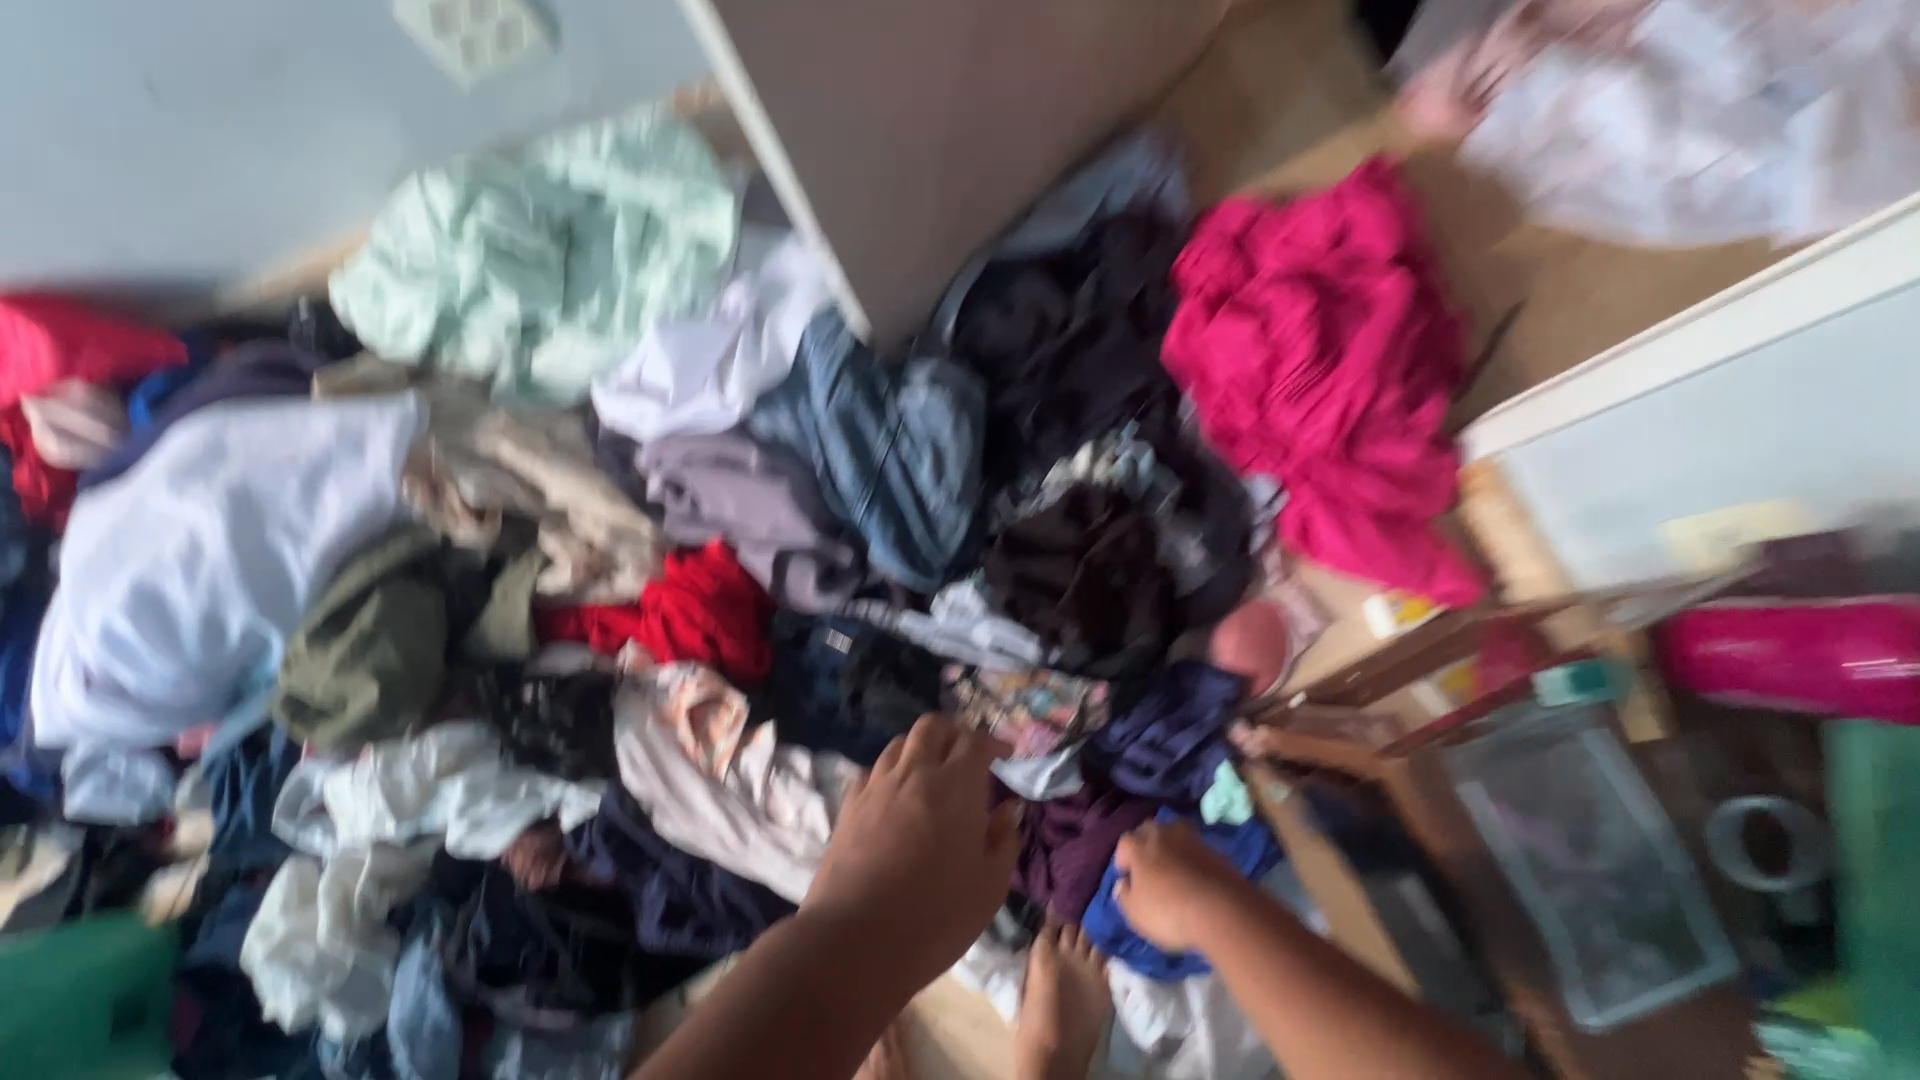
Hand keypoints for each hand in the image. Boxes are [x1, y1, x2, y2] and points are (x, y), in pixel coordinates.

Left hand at [803, 714, 1020, 988]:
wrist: (855, 940)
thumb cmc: (936, 916)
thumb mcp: (989, 886)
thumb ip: (1003, 839)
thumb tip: (1006, 809)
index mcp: (955, 785)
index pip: (974, 741)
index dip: (993, 742)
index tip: (1005, 754)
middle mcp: (914, 773)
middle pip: (932, 726)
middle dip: (954, 732)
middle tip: (967, 754)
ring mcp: (876, 786)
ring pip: (899, 744)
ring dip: (921, 749)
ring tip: (932, 774)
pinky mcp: (848, 806)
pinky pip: (873, 771)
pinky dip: (891, 773)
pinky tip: (896, 797)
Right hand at [1112, 820, 1256, 952]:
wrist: (1222, 910)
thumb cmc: (1169, 912)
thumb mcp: (1136, 913)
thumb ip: (1124, 896)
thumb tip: (1122, 883)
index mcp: (1139, 847)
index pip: (1125, 842)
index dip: (1123, 857)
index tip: (1126, 874)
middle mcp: (1163, 836)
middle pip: (1149, 829)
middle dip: (1145, 841)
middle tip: (1147, 862)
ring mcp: (1192, 840)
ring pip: (1175, 831)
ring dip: (1170, 842)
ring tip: (1171, 861)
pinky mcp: (1216, 851)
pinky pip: (1197, 848)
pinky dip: (1193, 856)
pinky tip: (1195, 872)